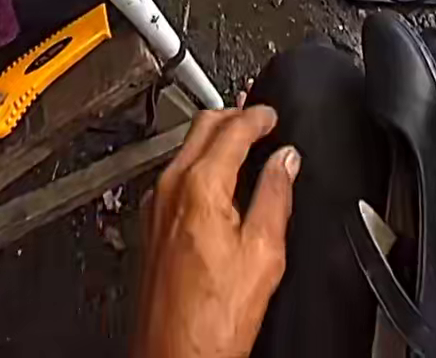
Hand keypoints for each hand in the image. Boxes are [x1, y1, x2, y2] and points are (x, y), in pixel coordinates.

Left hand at [131, 106, 299, 357]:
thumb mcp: (263, 254)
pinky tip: (218, 178)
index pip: (233, 129)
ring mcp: (155, 203)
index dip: (258, 116)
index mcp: (200, 186)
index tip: (271, 114)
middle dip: (234, 115)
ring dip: (216, 136)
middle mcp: (171, 186)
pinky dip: (201, 160)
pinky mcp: (150, 222)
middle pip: (203, 125)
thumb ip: (276, 195)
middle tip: (259, 120)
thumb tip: (286, 160)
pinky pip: (176, 171)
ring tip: (242, 142)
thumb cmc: (212, 322)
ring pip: (187, 146)